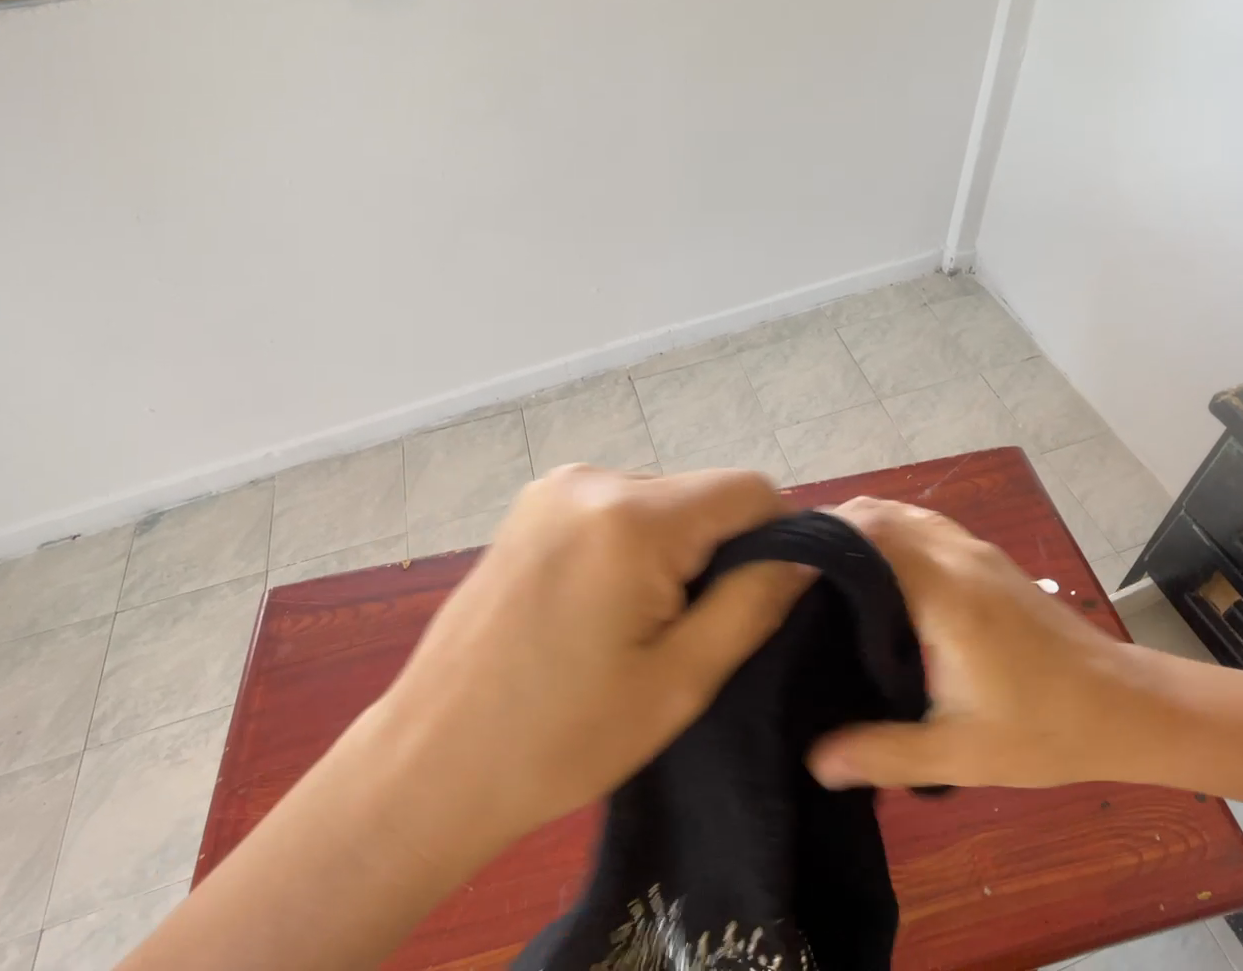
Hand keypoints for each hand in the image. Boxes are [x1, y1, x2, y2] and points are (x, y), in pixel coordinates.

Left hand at [370, 465, 814, 855]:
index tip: (764, 601)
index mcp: (632, 516)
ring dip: (678, 551)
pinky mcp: (529, 510)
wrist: (433, 763)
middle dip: (722, 549)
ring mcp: (552, 490)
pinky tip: (607, 608)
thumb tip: (809, 554)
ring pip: (662, 502)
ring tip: (646, 627)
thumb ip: (755, 601)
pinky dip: (635, 547)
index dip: (778, 539)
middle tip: (698, 630)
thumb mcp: (682, 679)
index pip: (750, 489)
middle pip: (703, 494)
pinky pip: (616, 510)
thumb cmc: (564, 736)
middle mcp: (591, 478)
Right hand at [807, 497, 1170, 790]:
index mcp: (944, 591)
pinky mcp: (990, 559)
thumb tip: (814, 761)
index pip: (866, 531)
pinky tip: (874, 578)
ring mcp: (977, 551)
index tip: (776, 570)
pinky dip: (888, 534)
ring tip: (820, 574)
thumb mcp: (958, 754)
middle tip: (787, 577)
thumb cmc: (1044, 730)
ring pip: (902, 513)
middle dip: (828, 532)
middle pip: (877, 512)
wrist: (1128, 709)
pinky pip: (923, 526)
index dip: (817, 539)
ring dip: (859, 528)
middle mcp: (956, 555)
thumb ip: (882, 753)